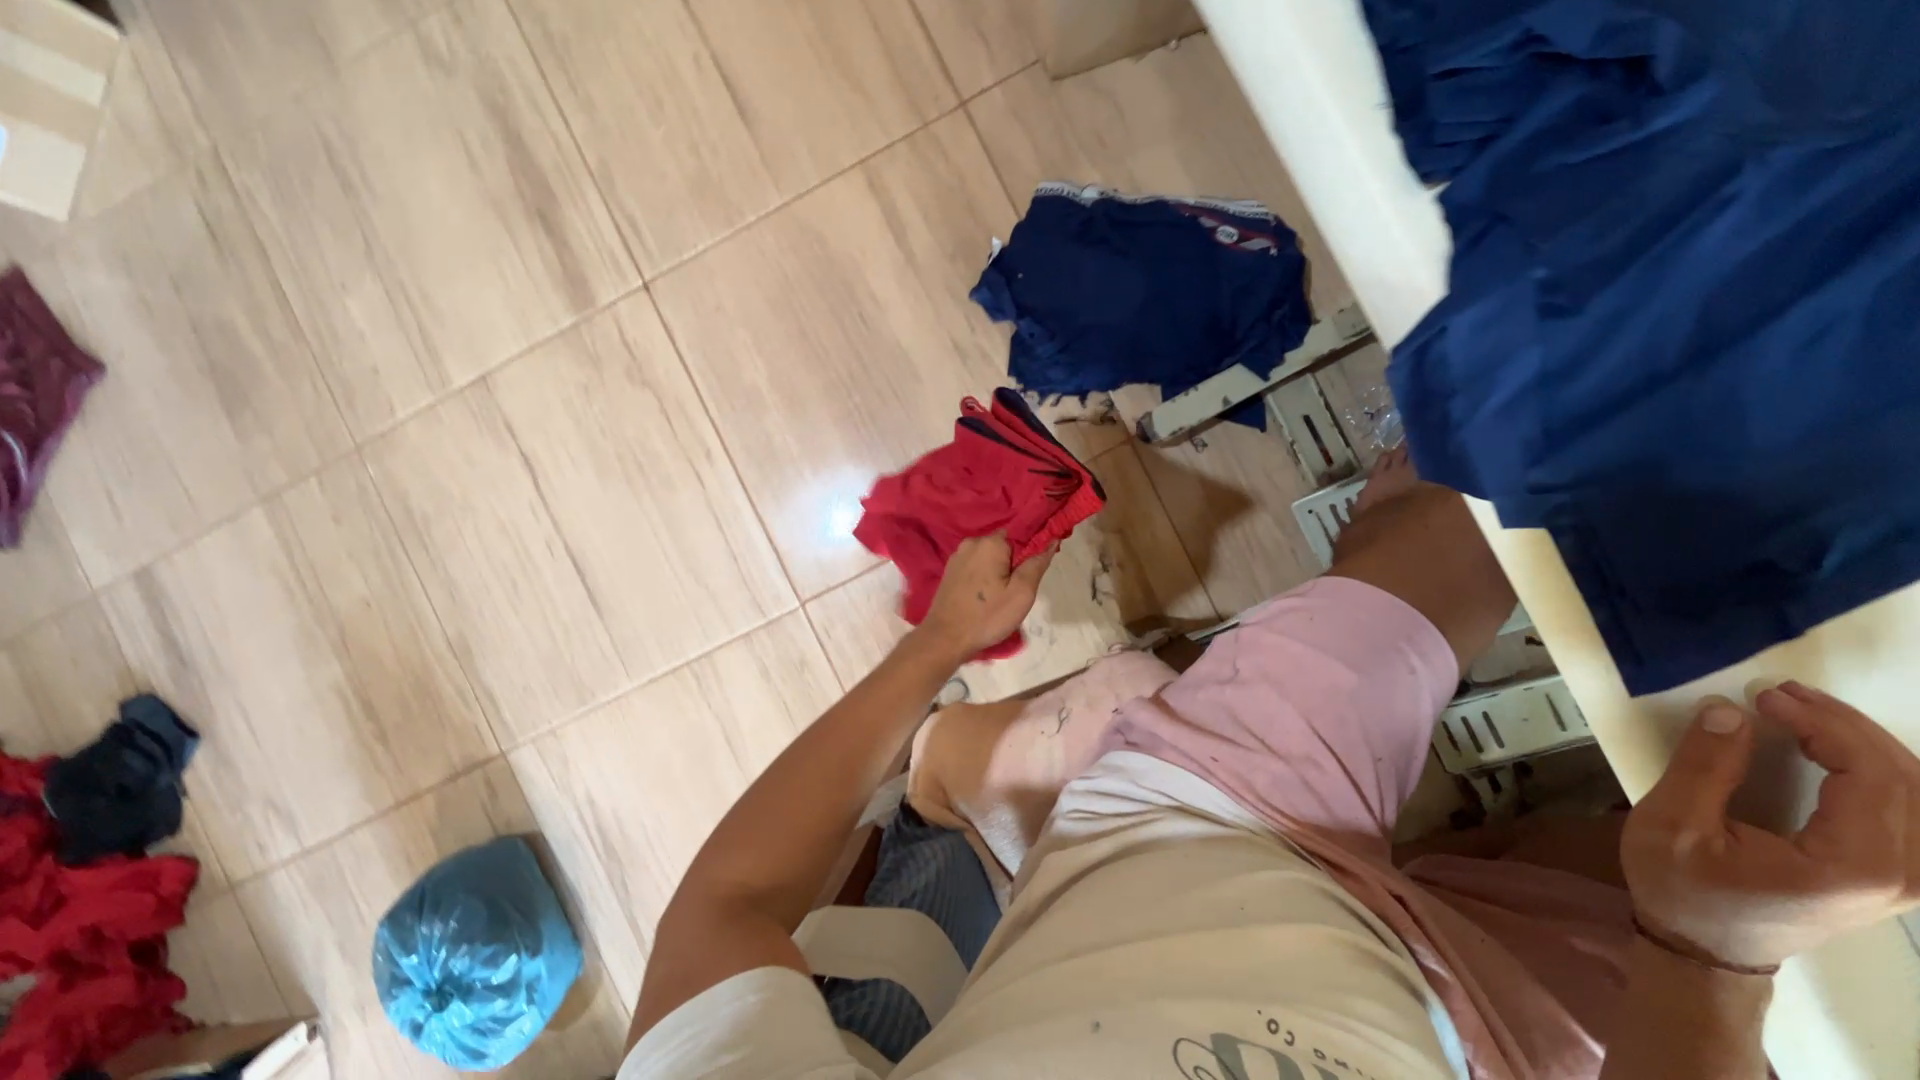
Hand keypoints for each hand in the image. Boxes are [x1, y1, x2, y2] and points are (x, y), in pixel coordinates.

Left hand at [914, 534, 1054, 661]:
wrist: (945, 638)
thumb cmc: (987, 616)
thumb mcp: (1022, 593)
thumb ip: (1037, 564)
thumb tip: (1050, 540)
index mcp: (990, 543)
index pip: (1021, 534)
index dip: (1033, 550)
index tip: (1036, 570)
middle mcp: (972, 542)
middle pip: (1004, 546)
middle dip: (1014, 562)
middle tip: (1018, 590)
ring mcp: (957, 556)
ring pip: (989, 557)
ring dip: (999, 570)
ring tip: (1001, 596)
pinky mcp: (950, 571)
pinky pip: (975, 566)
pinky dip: (984, 576)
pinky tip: (985, 596)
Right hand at [1621, 682, 1919, 970]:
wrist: (1704, 949)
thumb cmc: (1682, 890)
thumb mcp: (1671, 825)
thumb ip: (1704, 768)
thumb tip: (1728, 710)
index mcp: (1854, 864)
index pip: (1869, 774)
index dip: (1821, 725)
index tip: (1763, 698)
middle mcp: (1900, 873)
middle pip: (1905, 777)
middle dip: (1844, 725)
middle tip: (1782, 694)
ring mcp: (1904, 877)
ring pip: (1916, 790)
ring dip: (1864, 742)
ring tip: (1806, 712)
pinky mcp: (1892, 873)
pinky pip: (1909, 808)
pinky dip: (1878, 768)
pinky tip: (1837, 749)